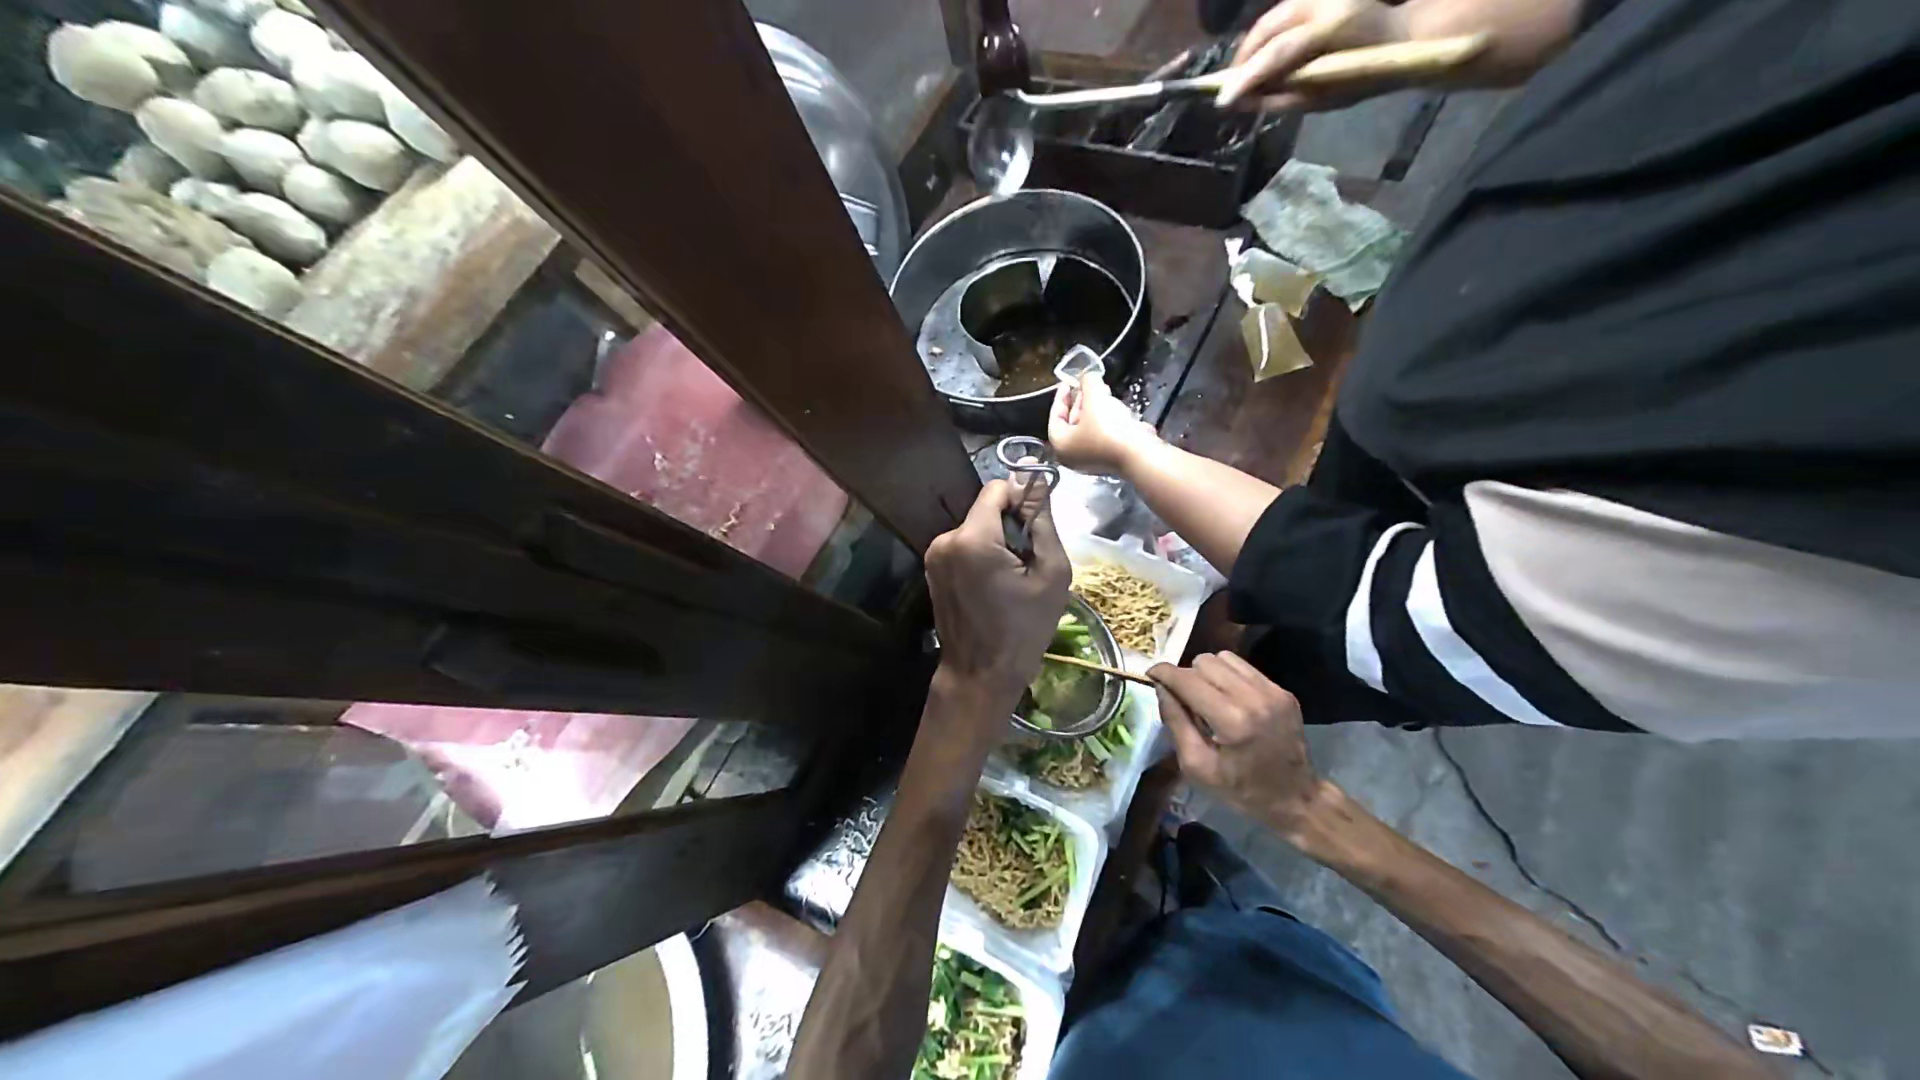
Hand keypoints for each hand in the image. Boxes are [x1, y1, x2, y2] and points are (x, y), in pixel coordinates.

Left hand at [927, 478, 1071, 720]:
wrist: (980, 674)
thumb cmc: (1023, 629)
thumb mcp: (1051, 575)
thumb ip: (1043, 524)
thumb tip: (1037, 484)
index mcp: (973, 539)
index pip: (997, 488)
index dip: (1022, 500)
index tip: (1036, 529)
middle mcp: (945, 539)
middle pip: (986, 509)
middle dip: (1010, 526)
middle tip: (1026, 564)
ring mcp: (934, 554)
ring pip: (976, 527)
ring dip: (997, 542)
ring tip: (1011, 580)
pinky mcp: (932, 568)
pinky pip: (964, 545)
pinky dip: (981, 556)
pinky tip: (993, 586)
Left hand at [1049, 374, 1160, 477]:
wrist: (1138, 455)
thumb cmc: (1108, 428)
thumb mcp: (1095, 398)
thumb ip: (1089, 383)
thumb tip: (1088, 375)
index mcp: (1061, 445)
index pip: (1055, 417)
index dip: (1061, 397)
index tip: (1067, 383)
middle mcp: (1072, 457)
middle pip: (1072, 423)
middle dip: (1081, 402)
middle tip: (1087, 385)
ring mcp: (1092, 462)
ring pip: (1089, 430)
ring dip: (1095, 410)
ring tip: (1103, 392)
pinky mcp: (1110, 461)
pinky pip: (1103, 438)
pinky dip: (1106, 422)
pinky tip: (1116, 408)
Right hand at [1149, 652, 1334, 840]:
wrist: (1296, 799)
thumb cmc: (1241, 790)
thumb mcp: (1196, 765)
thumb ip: (1175, 722)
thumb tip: (1160, 687)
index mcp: (1231, 721)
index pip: (1187, 680)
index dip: (1163, 673)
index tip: (1151, 674)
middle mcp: (1254, 698)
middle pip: (1204, 662)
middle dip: (1187, 676)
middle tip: (1185, 699)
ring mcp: (1272, 691)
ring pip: (1224, 658)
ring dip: (1208, 672)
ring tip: (1208, 697)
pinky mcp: (1282, 691)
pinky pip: (1244, 667)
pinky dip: (1228, 676)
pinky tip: (1229, 698)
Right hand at [1215, 0, 1409, 109]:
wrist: (1401, 37)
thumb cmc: (1363, 75)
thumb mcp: (1323, 98)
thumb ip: (1281, 99)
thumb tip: (1243, 104)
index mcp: (1331, 28)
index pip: (1276, 53)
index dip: (1245, 77)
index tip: (1222, 100)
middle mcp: (1323, 1)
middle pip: (1266, 28)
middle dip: (1242, 60)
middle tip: (1228, 90)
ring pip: (1269, 20)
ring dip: (1250, 49)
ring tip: (1241, 78)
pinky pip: (1278, 16)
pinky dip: (1264, 39)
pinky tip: (1259, 60)